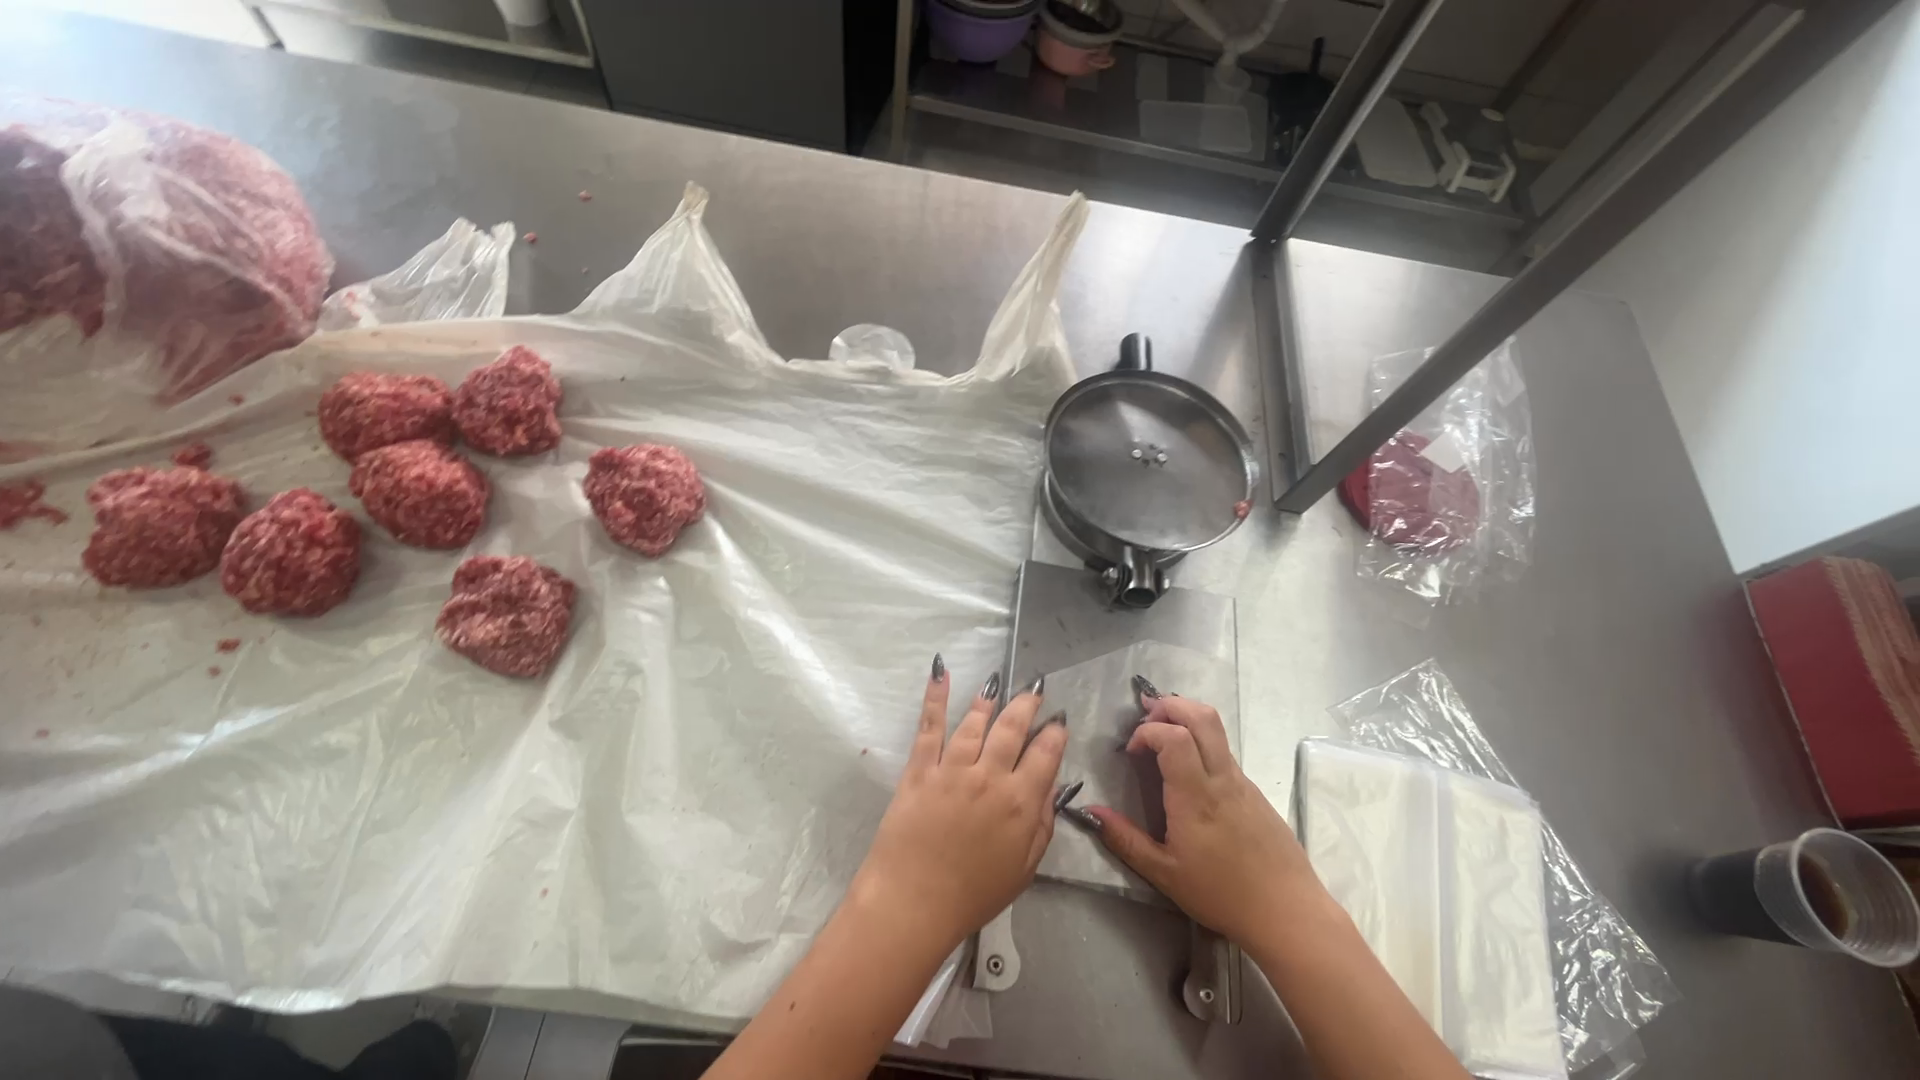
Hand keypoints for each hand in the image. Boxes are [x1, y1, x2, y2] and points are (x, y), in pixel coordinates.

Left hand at [846, 662, 1067, 952]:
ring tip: (996, 685)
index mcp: (1020, 802)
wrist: (914, 902)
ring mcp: (952, 769)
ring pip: (975, 723)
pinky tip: (940, 672)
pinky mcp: (919, 770)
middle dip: (1026, 705)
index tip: (1058, 722)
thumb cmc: (973, 895)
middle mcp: (990, 776)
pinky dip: (935, 697)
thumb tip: (1051, 788)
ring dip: (989, 700)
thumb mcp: (1024, 869)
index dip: (1055, 733)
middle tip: (1033, 690)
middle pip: (1012, 728)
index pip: (1046, 753)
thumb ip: (1042, 825)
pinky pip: (929, 726)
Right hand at [1087, 693, 1317, 948]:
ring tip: (1161, 738)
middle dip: (1169, 706)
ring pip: (1216, 729)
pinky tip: (1186, 771)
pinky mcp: (1254, 792)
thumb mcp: (1164, 874)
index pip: (1175, 736)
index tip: (1131, 752)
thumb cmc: (1222, 894)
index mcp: (1196, 796)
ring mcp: (1242, 782)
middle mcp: (1221, 778)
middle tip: (1145, 720)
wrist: (1288, 912)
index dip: (1147, 732)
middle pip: (1202, 716)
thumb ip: (1125, 840)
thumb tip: (1090, 811)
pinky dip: (1199, 742)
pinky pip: (1223, 751)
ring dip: (1185, 719)